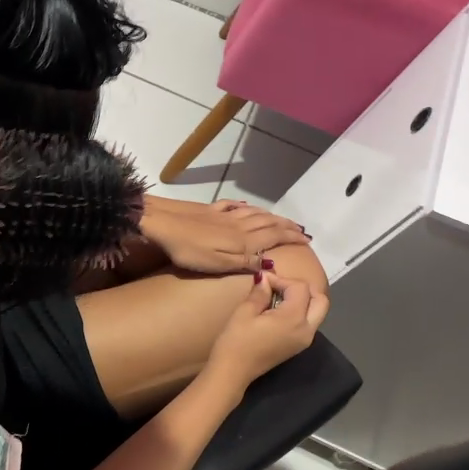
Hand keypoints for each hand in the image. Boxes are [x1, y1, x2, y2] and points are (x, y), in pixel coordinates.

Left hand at [138, 197, 308, 274]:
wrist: (162, 223)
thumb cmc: (188, 249)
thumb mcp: (218, 263)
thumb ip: (245, 262)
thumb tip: (270, 263)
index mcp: (243, 240)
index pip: (274, 237)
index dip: (291, 238)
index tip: (306, 240)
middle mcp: (238, 225)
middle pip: (268, 223)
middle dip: (286, 226)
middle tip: (300, 230)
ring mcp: (223, 215)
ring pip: (254, 213)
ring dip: (271, 216)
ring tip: (280, 220)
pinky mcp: (208, 210)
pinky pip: (232, 206)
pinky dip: (244, 206)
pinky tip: (244, 206)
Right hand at [204, 272, 327, 386]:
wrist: (233, 371)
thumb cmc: (236, 341)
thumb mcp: (244, 313)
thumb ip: (259, 293)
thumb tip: (264, 278)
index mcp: (293, 318)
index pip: (300, 288)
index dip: (281, 279)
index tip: (262, 280)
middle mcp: (307, 328)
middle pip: (320, 299)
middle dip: (301, 288)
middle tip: (279, 287)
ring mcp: (306, 339)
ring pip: (317, 311)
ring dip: (302, 300)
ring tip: (278, 298)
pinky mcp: (300, 345)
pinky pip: (309, 322)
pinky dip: (300, 311)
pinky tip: (278, 311)